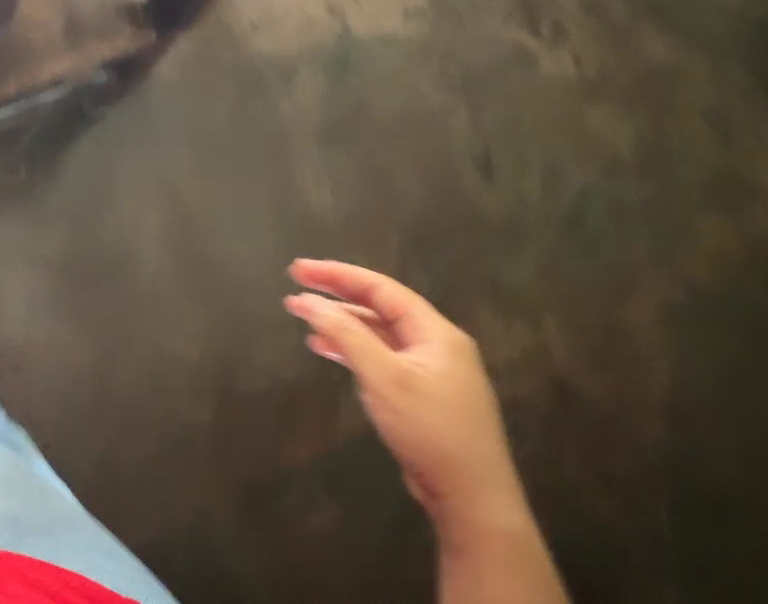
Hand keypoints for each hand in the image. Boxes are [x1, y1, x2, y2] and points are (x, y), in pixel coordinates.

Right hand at [283, 259, 525, 532]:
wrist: (471, 496)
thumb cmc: (429, 428)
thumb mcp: (383, 377)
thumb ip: (345, 334)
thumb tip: (308, 301)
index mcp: (436, 333)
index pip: (381, 288)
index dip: (337, 274)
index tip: (298, 270)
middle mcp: (436, 344)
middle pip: (380, 307)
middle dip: (337, 295)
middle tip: (296, 286)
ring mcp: (430, 370)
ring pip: (378, 333)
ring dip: (340, 322)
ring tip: (302, 317)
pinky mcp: (420, 393)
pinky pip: (380, 356)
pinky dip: (351, 349)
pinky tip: (326, 350)